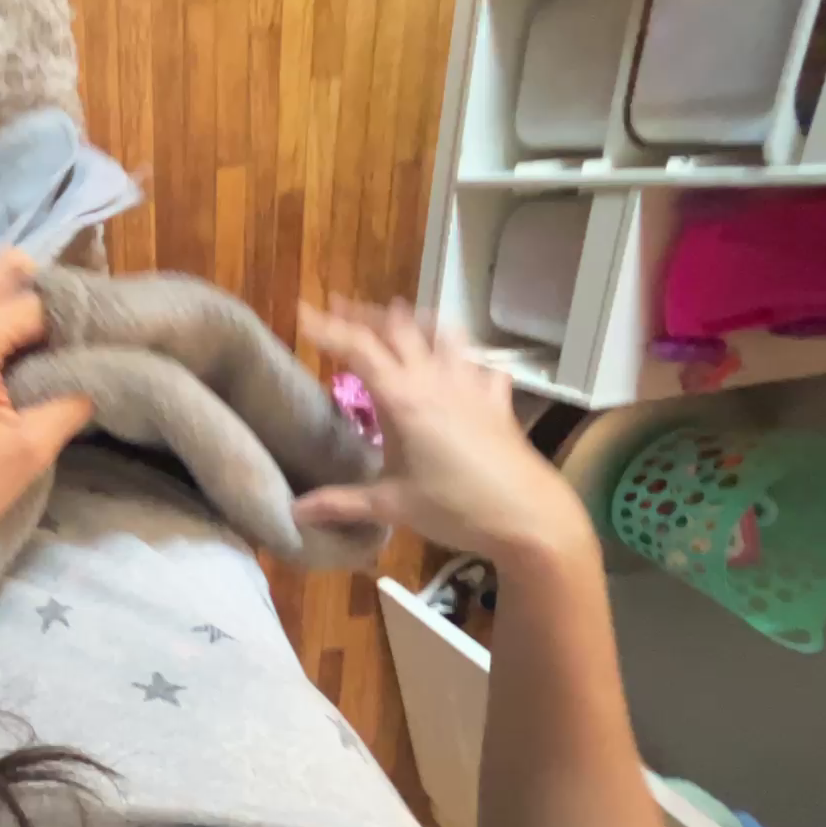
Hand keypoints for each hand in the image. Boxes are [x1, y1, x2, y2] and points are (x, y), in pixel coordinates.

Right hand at [293, 296, 594, 566]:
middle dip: (365, 315)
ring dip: (413, 322)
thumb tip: (293, 512)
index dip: (328, 329)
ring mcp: (471, 387)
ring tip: (395, 318)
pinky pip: (476, 362)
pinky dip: (457, 353)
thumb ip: (339, 503)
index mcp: (405, 400)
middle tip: (338, 307)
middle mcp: (437, 382)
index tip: (304, 312)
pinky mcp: (496, 401)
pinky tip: (453, 364)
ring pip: (442, 334)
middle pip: (399, 330)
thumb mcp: (390, 506)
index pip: (359, 350)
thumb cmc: (456, 509)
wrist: (532, 520)